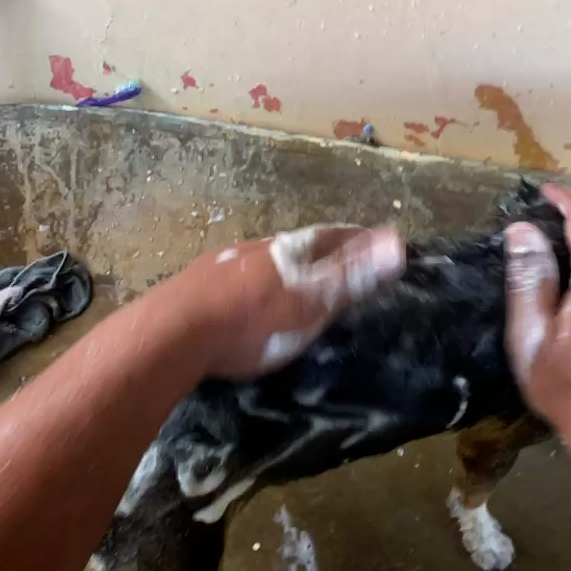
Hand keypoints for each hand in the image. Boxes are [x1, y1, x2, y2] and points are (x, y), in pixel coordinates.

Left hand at [169, 224, 404, 377]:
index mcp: (287, 251)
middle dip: (320, 251)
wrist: (173, 334)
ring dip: (284, 267)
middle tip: (339, 259)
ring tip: (296, 279)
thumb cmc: (251, 322)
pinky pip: (237, 279)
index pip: (330, 236)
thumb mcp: (309, 302)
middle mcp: (256, 250)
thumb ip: (351, 274)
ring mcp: (223, 266)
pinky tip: (247, 298)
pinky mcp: (197, 287)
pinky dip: (254, 284)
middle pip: (296, 245)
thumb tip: (397, 241)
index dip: (355, 237)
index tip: (376, 237)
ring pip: (263, 260)